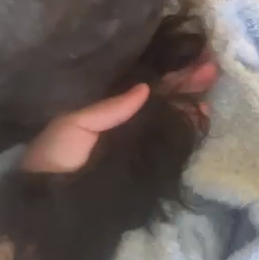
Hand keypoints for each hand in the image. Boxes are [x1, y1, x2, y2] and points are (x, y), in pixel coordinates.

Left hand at [19, 53, 216, 173]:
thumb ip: (109, 107)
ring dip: (189, 103)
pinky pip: (166, 142)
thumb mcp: (75, 123)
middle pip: (159, 98)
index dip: (165, 73)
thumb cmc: (55, 155)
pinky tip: (200, 116)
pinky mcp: (141, 164)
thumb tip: (145, 87)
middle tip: (211, 69)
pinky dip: (184, 128)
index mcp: (104, 107)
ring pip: (166, 117)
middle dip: (185, 83)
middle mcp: (122, 121)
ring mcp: (133, 143)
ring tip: (210, 90)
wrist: (47, 200)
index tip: (190, 59)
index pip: (140, 84)